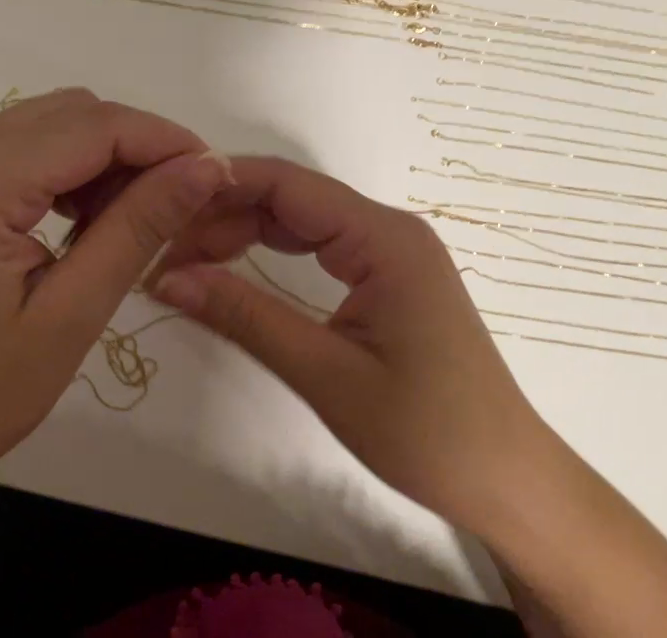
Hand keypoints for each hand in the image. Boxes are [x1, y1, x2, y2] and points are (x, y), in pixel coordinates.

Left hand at [0, 89, 233, 524]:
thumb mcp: (74, 313)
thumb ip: (138, 227)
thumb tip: (206, 165)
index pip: (92, 126)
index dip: (164, 140)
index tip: (217, 173)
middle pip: (72, 114)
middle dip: (136, 147)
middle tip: (180, 204)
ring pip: (51, 125)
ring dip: (105, 157)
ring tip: (137, 218)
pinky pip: (25, 150)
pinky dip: (70, 169)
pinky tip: (90, 219)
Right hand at [149, 156, 555, 534]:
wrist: (505, 481)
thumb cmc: (425, 431)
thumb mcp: (325, 374)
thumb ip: (245, 317)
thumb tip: (167, 277)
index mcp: (383, 238)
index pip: (286, 184)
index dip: (219, 186)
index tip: (161, 208)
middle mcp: (388, 230)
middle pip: (289, 197)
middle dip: (223, 215)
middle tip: (166, 254)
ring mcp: (390, 253)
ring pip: (300, 220)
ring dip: (242, 233)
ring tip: (186, 263)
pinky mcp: (386, 279)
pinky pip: (318, 246)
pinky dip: (270, 254)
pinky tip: (233, 270)